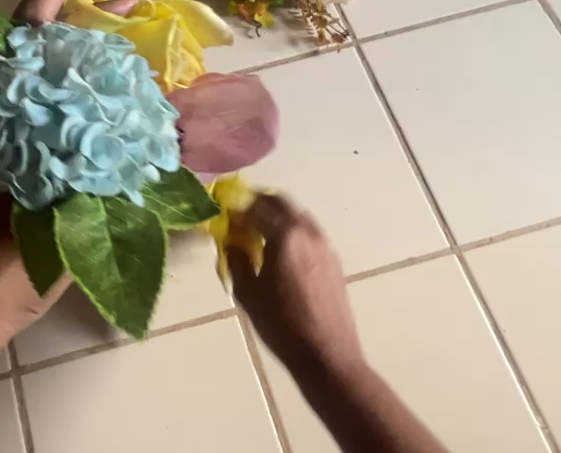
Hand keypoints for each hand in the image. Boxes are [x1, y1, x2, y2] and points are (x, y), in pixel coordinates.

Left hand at [0, 0, 133, 353]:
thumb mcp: (59, 203)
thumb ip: (111, 160)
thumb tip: (168, 121)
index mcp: (3, 106)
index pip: (29, 29)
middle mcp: (5, 113)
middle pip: (50, 54)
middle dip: (89, 29)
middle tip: (133, 13)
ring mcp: (11, 141)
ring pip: (56, 88)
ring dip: (92, 70)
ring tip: (135, 58)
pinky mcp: (19, 171)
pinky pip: (60, 125)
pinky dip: (91, 112)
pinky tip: (120, 116)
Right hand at [228, 194, 367, 380]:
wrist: (328, 358)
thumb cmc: (283, 326)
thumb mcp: (248, 293)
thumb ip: (236, 258)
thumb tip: (230, 240)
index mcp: (284, 235)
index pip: (256, 206)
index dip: (237, 209)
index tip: (226, 217)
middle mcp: (307, 232)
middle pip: (280, 202)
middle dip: (259, 203)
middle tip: (242, 216)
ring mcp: (324, 245)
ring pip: (297, 215)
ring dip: (278, 215)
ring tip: (261, 234)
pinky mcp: (334, 260)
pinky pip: (309, 232)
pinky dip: (293, 230)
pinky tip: (283, 252)